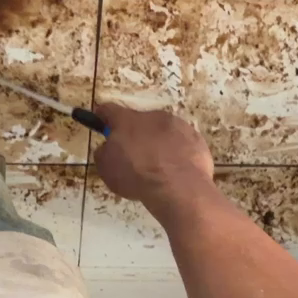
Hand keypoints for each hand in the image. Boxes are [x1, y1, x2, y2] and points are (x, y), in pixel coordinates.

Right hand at [93, 104, 219, 221]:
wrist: (178, 188)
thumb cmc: (136, 177)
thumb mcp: (107, 169)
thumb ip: (104, 152)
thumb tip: (108, 146)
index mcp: (128, 121)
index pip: (109, 110)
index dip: (102, 116)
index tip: (100, 121)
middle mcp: (154, 116)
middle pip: (140, 121)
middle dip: (135, 135)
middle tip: (133, 157)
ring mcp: (178, 126)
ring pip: (163, 132)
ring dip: (158, 143)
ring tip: (157, 169)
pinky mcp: (196, 139)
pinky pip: (181, 143)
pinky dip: (177, 153)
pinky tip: (175, 172)